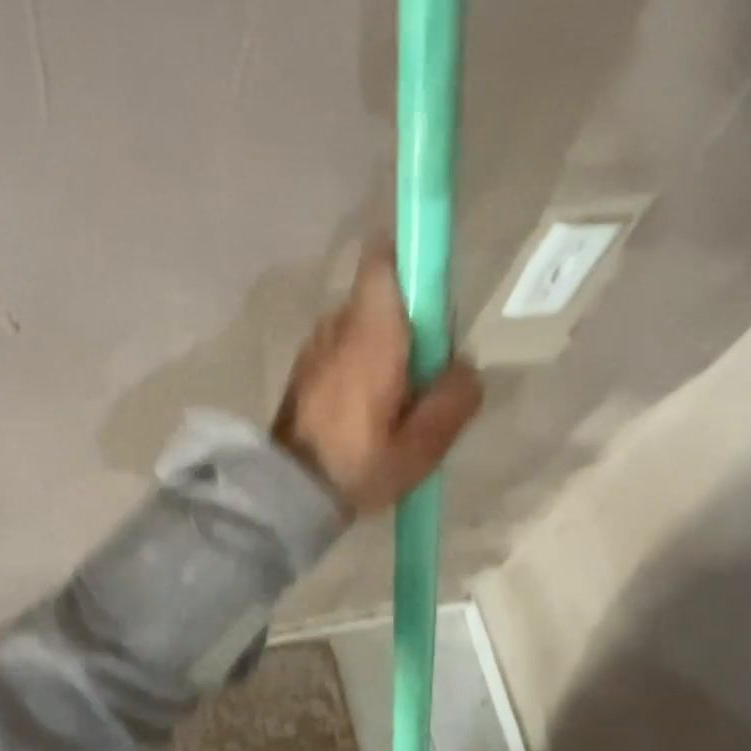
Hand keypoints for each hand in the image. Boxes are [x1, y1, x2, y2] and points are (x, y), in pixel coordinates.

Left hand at [272, 240, 483, 515]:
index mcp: (371, 335)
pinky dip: (365, 360)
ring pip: (364, 321)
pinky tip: (371, 407)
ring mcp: (316, 344)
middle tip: (430, 370)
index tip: (435, 284)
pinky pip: (345, 344)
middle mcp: (338, 326)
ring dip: (388, 343)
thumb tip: (465, 367)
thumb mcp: (421, 447)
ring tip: (401, 398)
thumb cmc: (357, 466)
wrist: (286, 492)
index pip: (384, 263)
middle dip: (412, 318)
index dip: (411, 258)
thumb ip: (453, 400)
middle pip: (382, 294)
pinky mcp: (306, 366)